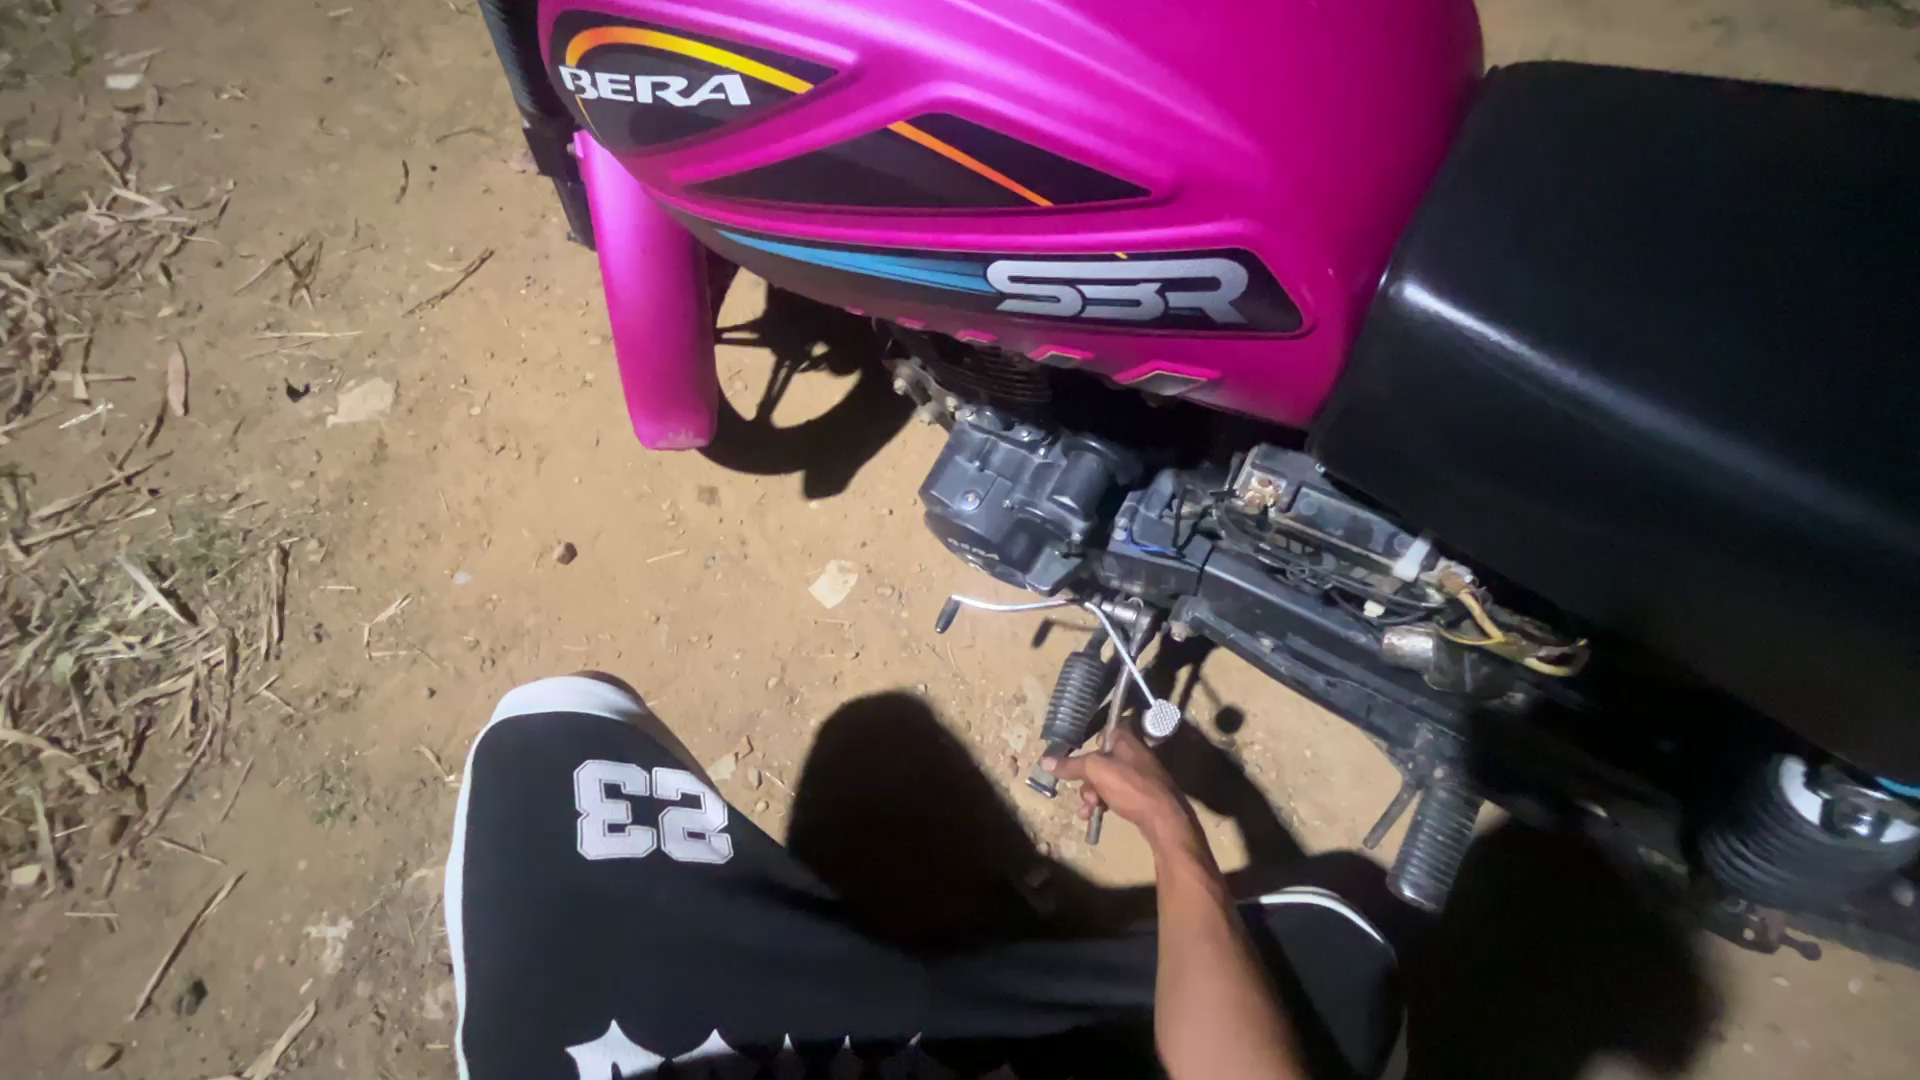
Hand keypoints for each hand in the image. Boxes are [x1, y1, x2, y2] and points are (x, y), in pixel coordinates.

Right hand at [1044, 728, 1202, 854]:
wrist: (1164, 819)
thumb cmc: (1130, 786)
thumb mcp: (1095, 771)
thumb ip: (1070, 765)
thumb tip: (1045, 761)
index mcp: (1126, 739)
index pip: (1107, 729)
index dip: (1093, 739)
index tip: (1081, 753)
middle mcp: (1134, 753)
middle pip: (1101, 760)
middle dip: (1087, 778)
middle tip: (1086, 792)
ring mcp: (1140, 775)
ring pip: (1106, 780)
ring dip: (1092, 793)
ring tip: (1089, 808)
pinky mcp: (1142, 795)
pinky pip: (1116, 794)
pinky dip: (1103, 803)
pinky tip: (1092, 816)